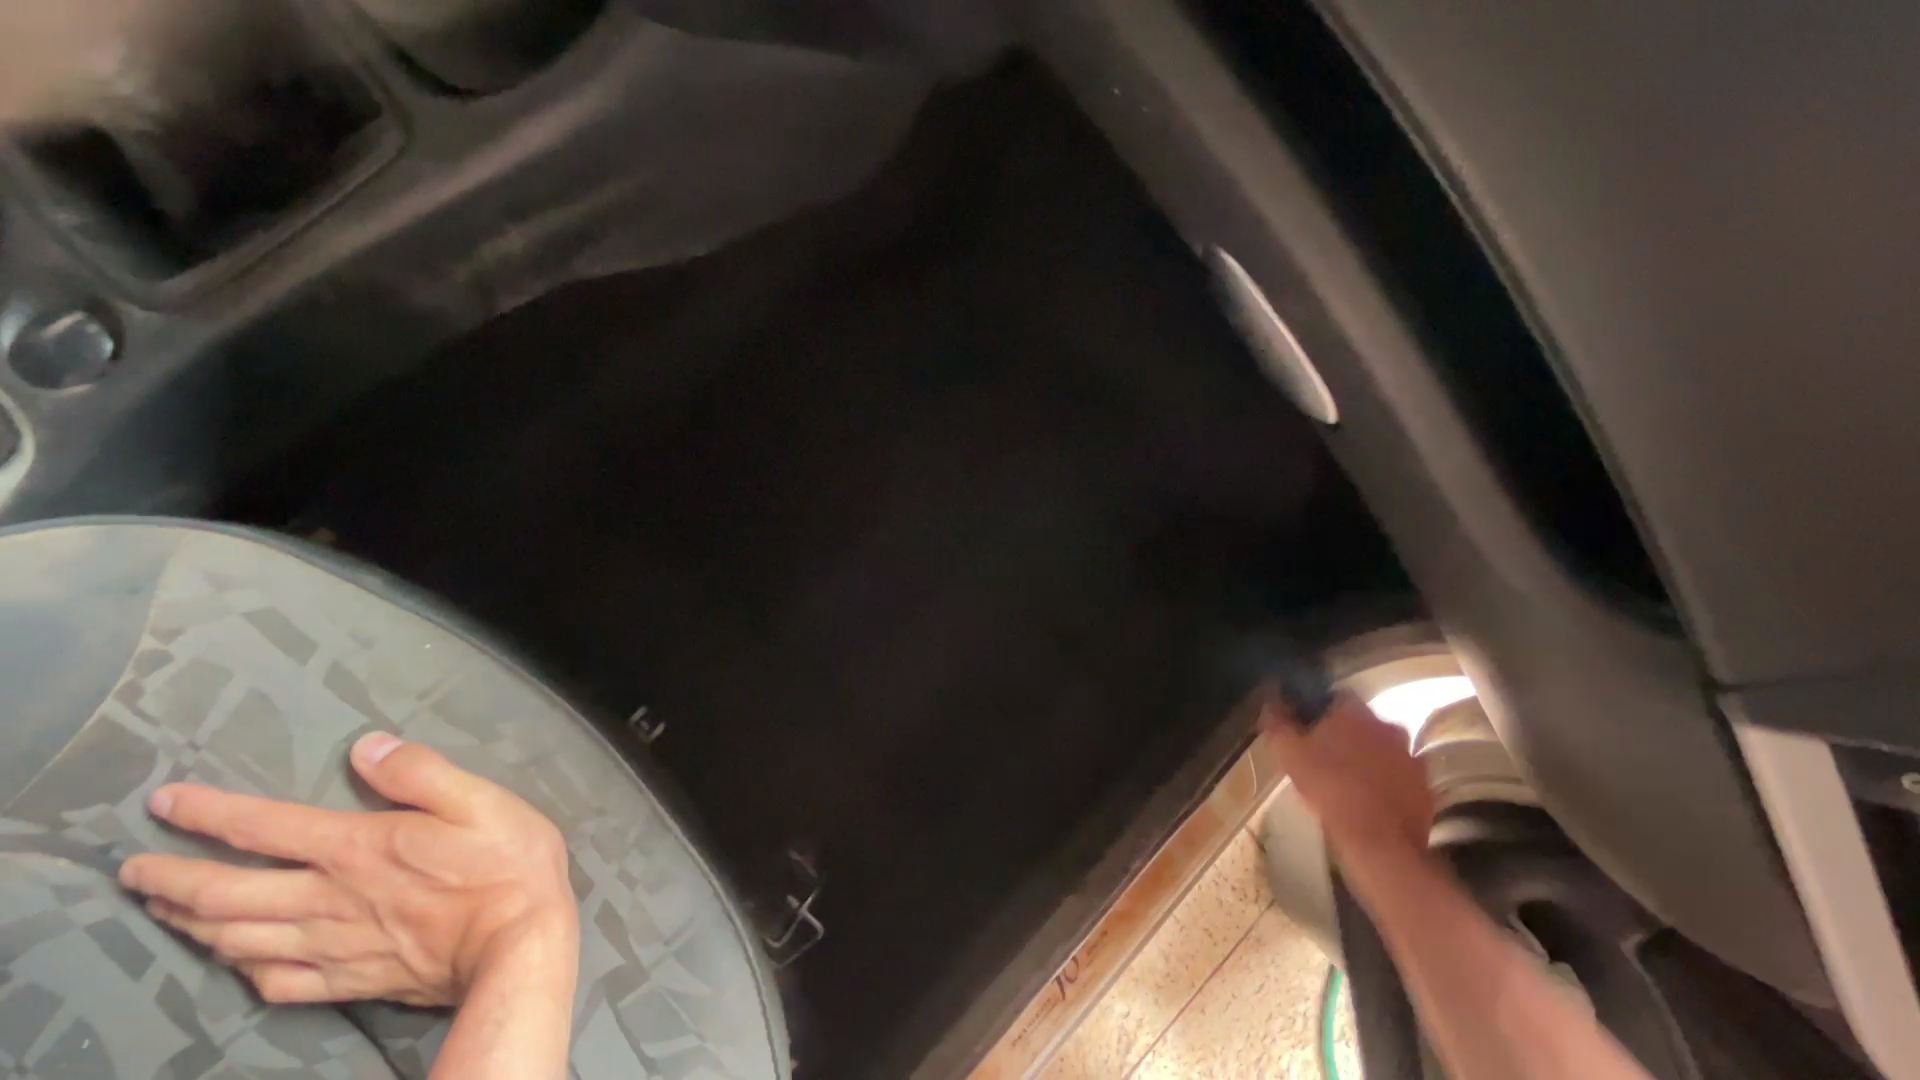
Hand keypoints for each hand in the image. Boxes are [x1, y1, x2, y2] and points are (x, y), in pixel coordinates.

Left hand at [119, 732, 577, 1007]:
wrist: (520, 945)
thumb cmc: (508, 865)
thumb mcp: (481, 800)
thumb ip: (421, 772)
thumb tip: (366, 747)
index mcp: (356, 848)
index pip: (262, 827)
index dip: (206, 812)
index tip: (165, 802)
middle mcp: (328, 899)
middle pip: (226, 893)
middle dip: (171, 879)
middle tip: (134, 871)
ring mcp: (333, 947)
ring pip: (236, 940)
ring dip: (190, 923)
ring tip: (165, 911)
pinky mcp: (349, 983)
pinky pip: (274, 984)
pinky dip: (240, 970)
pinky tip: (235, 963)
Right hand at [1260, 692, 1433, 864]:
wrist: (1378, 840)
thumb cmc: (1329, 789)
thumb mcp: (1289, 755)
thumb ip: (1277, 724)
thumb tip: (1270, 703)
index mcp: (1355, 711)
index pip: (1334, 696)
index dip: (1317, 709)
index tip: (1305, 727)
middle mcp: (1388, 725)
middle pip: (1361, 721)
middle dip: (1343, 733)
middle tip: (1323, 754)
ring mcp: (1411, 754)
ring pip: (1382, 747)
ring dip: (1366, 756)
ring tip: (1345, 780)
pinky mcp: (1424, 783)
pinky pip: (1399, 773)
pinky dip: (1385, 780)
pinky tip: (1368, 798)